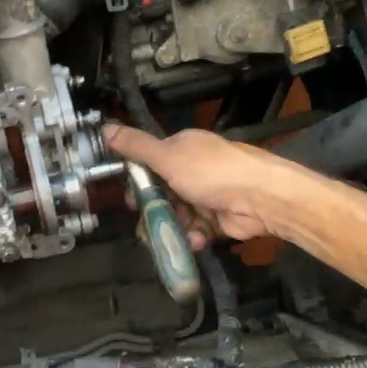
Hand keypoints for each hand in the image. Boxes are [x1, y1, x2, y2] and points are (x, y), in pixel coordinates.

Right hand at [102, 125, 295, 243]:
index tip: (131, 198)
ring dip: (173, 228)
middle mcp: (192, 170)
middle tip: (149, 223)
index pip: (148, 164)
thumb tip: (105, 128)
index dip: (137, 183)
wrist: (261, 198)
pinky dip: (192, 236)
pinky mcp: (215, 220)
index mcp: (181, 149)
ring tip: (175, 235)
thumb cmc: (212, 172)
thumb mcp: (167, 156)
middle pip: (159, 194)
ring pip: (175, 216)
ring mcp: (205, 195)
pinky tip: (196, 239)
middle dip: (153, 211)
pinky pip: (193, 230)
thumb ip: (135, 147)